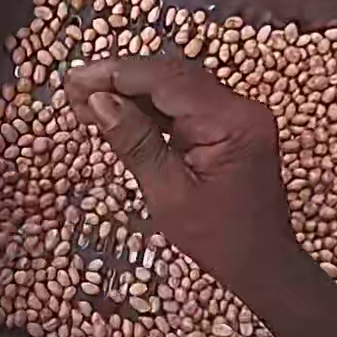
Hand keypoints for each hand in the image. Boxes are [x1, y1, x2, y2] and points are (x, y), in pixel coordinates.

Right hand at [65, 56, 298, 289]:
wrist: (262, 262)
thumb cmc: (217, 238)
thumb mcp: (167, 194)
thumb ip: (134, 142)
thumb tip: (97, 101)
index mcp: (229, 122)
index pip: (166, 79)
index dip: (116, 74)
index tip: (76, 79)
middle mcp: (239, 107)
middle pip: (171, 75)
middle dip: (119, 78)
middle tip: (73, 87)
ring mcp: (236, 114)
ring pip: (175, 87)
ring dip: (130, 90)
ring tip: (86, 99)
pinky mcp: (228, 126)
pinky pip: (183, 106)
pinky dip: (148, 107)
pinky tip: (117, 112)